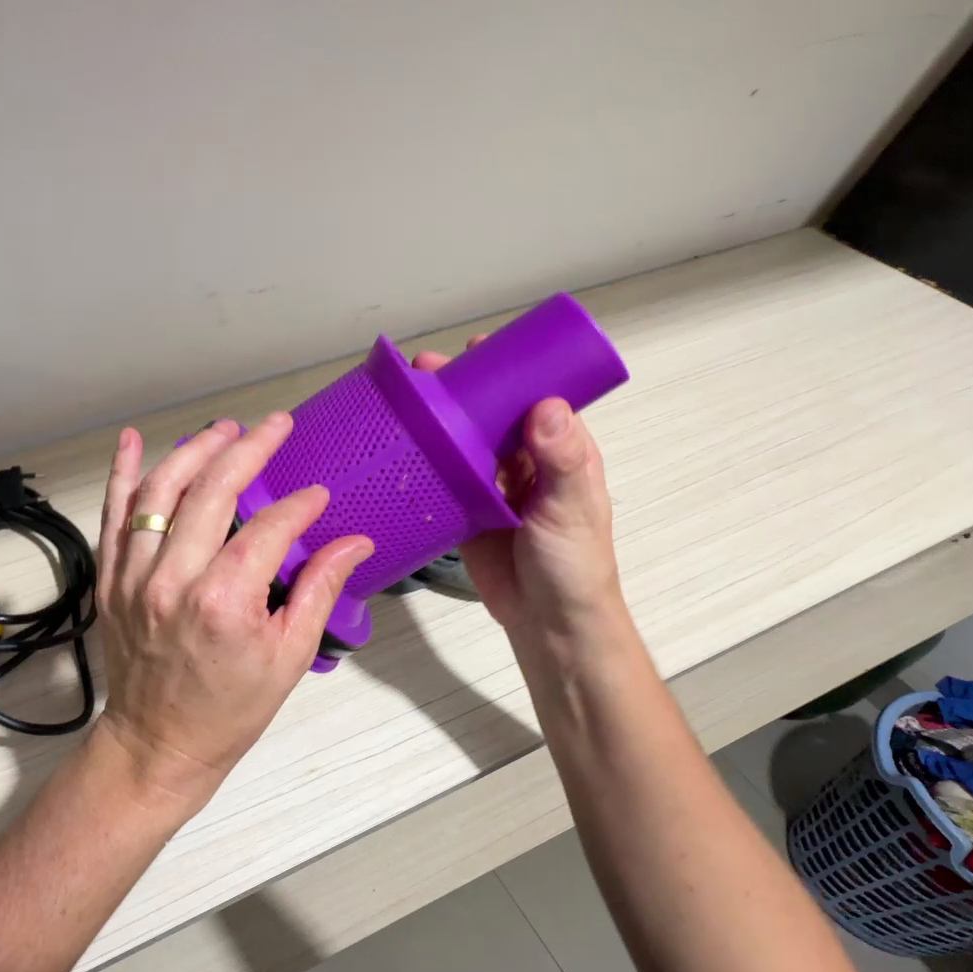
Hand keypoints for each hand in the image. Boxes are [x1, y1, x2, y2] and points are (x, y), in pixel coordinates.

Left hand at [92, 414, 373, 811]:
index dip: (298, 504)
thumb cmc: (230, 708)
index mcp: (224, 602)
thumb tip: (355, 541)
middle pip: (211, 492)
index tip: (316, 494)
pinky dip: (121, 474)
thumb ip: (320, 590)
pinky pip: (113, 516)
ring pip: (160, 492)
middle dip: (248, 449)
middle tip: (274, 425)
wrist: (158, 743)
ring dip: (193, 451)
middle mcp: (173, 581)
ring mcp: (133, 577)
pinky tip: (131, 440)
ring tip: (223, 428)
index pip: (268, 528)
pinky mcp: (109, 579)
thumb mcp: (289, 657)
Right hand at [414, 345, 629, 653]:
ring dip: (439, 420)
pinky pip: (444, 476)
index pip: (535, 397)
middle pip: (490, 414)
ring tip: (405, 398)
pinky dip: (426, 460)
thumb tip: (545, 405)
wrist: (546, 622)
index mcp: (560, 449)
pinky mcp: (465, 508)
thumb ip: (561, 459)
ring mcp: (492, 484)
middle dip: (460, 390)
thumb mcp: (571, 508)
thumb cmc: (572, 564)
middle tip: (423, 369)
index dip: (508, 371)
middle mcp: (525, 459)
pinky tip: (400, 444)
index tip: (477, 349)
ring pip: (463, 442)